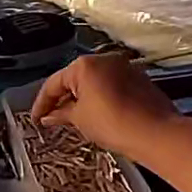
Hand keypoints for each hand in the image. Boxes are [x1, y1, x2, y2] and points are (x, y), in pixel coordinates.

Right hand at [28, 53, 186, 161]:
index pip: (54, 83)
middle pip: (75, 78)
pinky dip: (101, 97)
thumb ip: (61, 113)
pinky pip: (112, 85)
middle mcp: (105, 59)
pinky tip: (98, 114)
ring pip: (95, 81)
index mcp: (84, 64)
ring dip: (83, 98)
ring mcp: (124, 67)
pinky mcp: (139, 78)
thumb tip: (50, 116)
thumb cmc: (113, 123)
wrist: (155, 133)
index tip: (36, 118)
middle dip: (63, 98)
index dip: (42, 102)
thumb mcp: (80, 119)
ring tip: (74, 118)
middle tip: (53, 118)